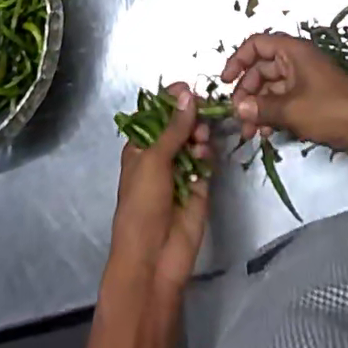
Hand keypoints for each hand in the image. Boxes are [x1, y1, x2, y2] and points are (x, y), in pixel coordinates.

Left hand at [108, 82, 211, 291]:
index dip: (171, 101)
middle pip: (180, 125)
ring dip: (199, 133)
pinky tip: (205, 154)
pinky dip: (207, 153)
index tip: (187, 89)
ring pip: (195, 140)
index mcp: (140, 147)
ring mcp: (181, 170)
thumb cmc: (142, 205)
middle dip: (190, 115)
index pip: (156, 115)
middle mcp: (161, 155)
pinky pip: (206, 161)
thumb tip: (188, 95)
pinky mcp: (200, 185)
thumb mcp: (153, 160)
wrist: (154, 258)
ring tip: (201, 137)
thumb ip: (174, 128)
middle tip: (201, 111)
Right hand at [220, 32, 347, 173]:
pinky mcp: (312, 99)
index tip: (224, 82)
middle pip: (261, 67)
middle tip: (237, 115)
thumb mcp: (292, 110)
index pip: (257, 44)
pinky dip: (272, 113)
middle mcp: (298, 60)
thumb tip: (237, 108)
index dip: (238, 60)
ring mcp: (306, 80)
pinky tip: (265, 132)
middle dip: (246, 90)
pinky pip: (284, 101)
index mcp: (294, 51)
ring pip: (271, 87)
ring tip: (249, 131)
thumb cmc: (332, 112)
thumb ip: (260, 107)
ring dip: (258, 106)